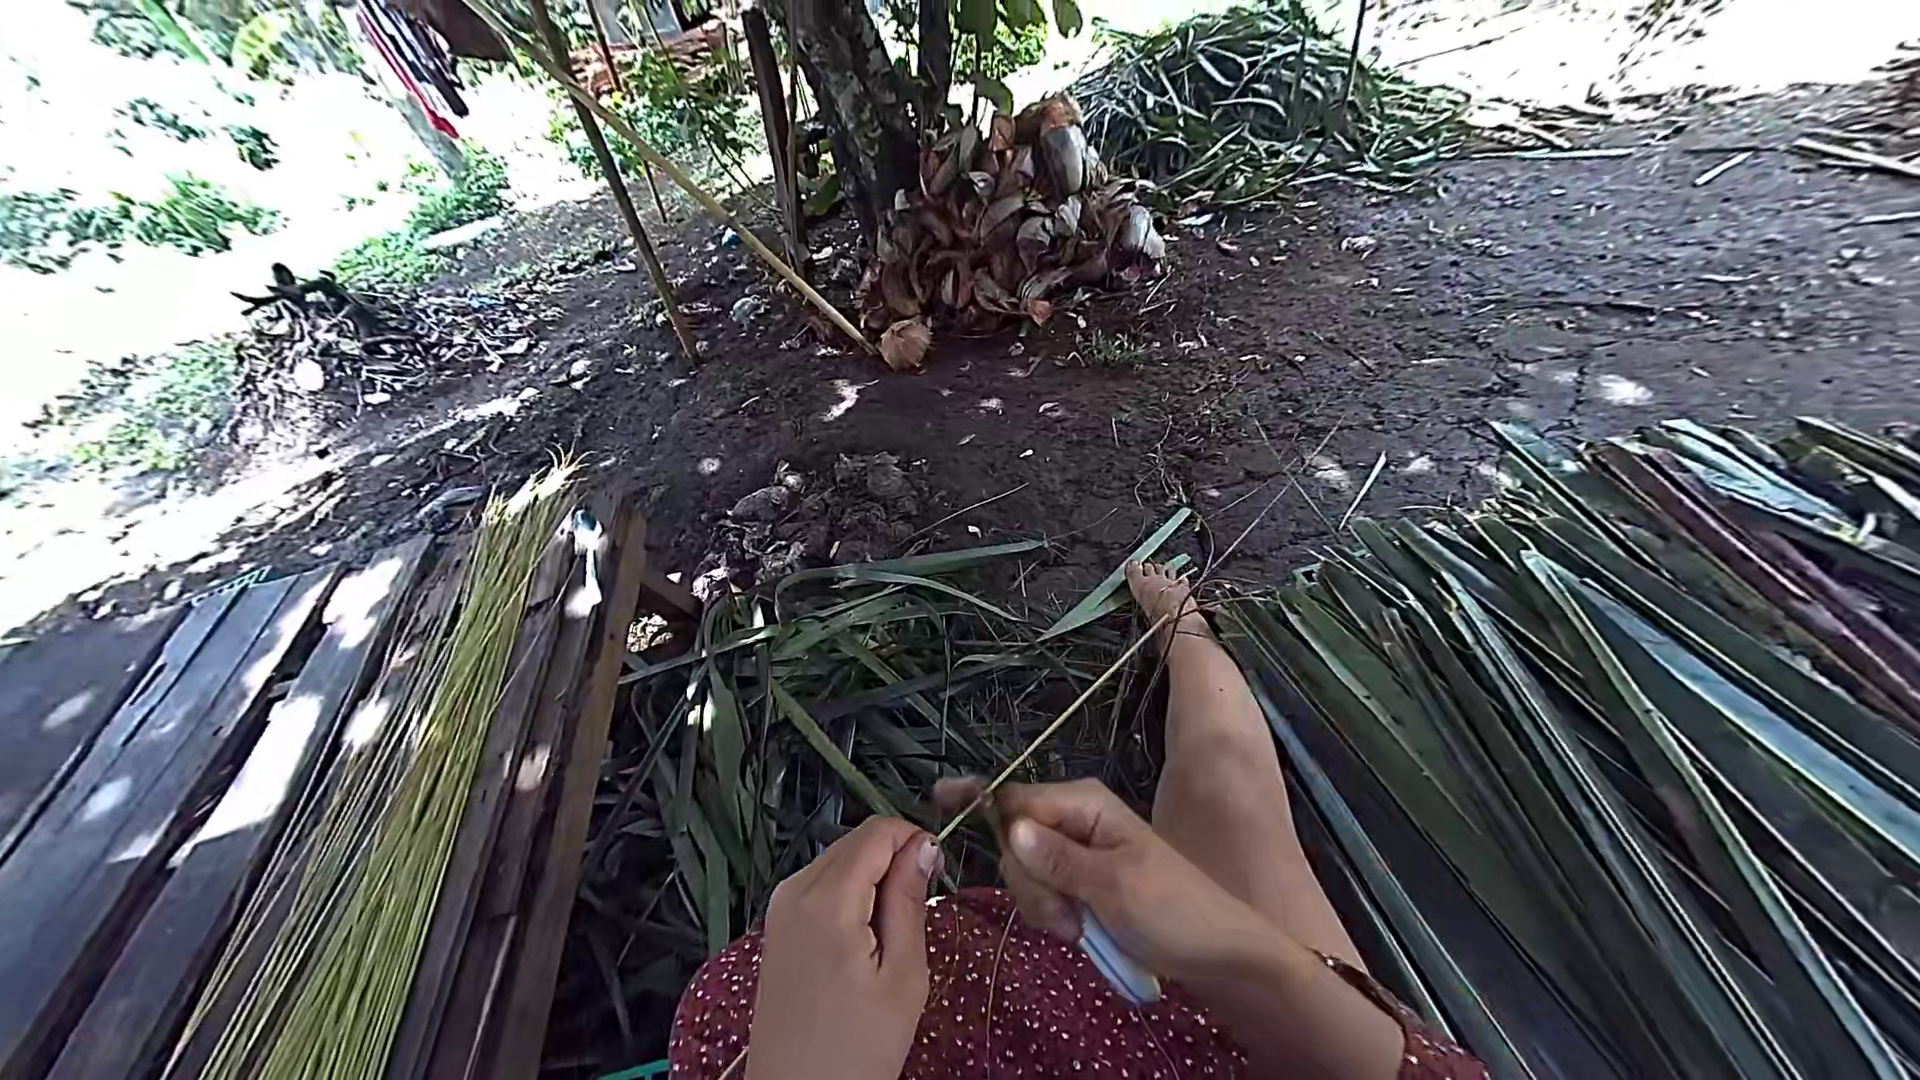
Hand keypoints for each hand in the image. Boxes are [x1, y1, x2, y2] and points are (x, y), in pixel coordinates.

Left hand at [746, 816, 939, 1079]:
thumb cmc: (857, 1049)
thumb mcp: (902, 976)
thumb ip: (910, 899)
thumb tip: (924, 843)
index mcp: (827, 897)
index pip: (877, 830)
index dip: (913, 839)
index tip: (936, 872)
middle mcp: (796, 886)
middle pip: (858, 840)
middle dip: (894, 857)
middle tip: (917, 906)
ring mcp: (781, 903)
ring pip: (842, 856)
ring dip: (873, 875)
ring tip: (890, 929)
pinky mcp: (777, 920)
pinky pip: (823, 880)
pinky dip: (850, 890)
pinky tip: (861, 935)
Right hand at [935, 778, 1271, 981]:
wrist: (1217, 955)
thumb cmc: (1173, 909)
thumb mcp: (1115, 884)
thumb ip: (1058, 858)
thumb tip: (1010, 829)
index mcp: (1084, 803)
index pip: (1017, 798)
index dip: (979, 800)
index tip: (939, 798)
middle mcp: (1074, 818)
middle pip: (1014, 838)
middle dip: (1028, 882)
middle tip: (1065, 916)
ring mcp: (1075, 850)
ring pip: (1024, 869)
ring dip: (1042, 904)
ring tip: (1080, 927)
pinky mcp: (1078, 879)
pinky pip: (1042, 890)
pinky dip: (1051, 913)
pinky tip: (1077, 929)